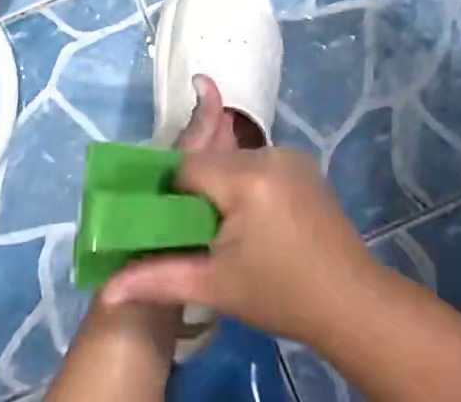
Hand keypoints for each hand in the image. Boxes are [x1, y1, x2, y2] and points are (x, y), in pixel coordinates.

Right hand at [96, 146, 375, 349]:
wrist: (356, 306)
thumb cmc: (282, 295)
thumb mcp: (215, 286)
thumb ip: (157, 278)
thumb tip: (104, 292)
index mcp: (245, 178)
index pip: (187, 169)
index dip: (178, 198)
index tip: (185, 229)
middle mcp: (269, 154)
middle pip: (212, 163)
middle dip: (203, 194)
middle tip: (210, 234)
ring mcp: (291, 156)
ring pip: (234, 161)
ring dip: (227, 188)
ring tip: (238, 230)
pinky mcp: (305, 163)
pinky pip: (259, 163)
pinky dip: (250, 184)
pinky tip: (261, 219)